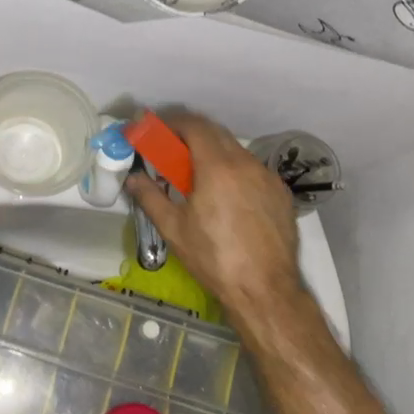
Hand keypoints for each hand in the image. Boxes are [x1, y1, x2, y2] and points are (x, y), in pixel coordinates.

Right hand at [124, 111, 301, 321]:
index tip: (156, 131)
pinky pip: (253, 171)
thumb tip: (133, 179)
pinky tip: (225, 196)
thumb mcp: (174, 229)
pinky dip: (234, 172)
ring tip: (196, 177)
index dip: (173, 123)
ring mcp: (267, 177)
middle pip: (216, 133)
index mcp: (218, 168)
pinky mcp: (281, 193)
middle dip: (191, 135)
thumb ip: (151, 197)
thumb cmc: (214, 259)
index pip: (194, 126)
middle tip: (171, 150)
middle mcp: (246, 164)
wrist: (264, 289)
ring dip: (213, 154)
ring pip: (236, 152)